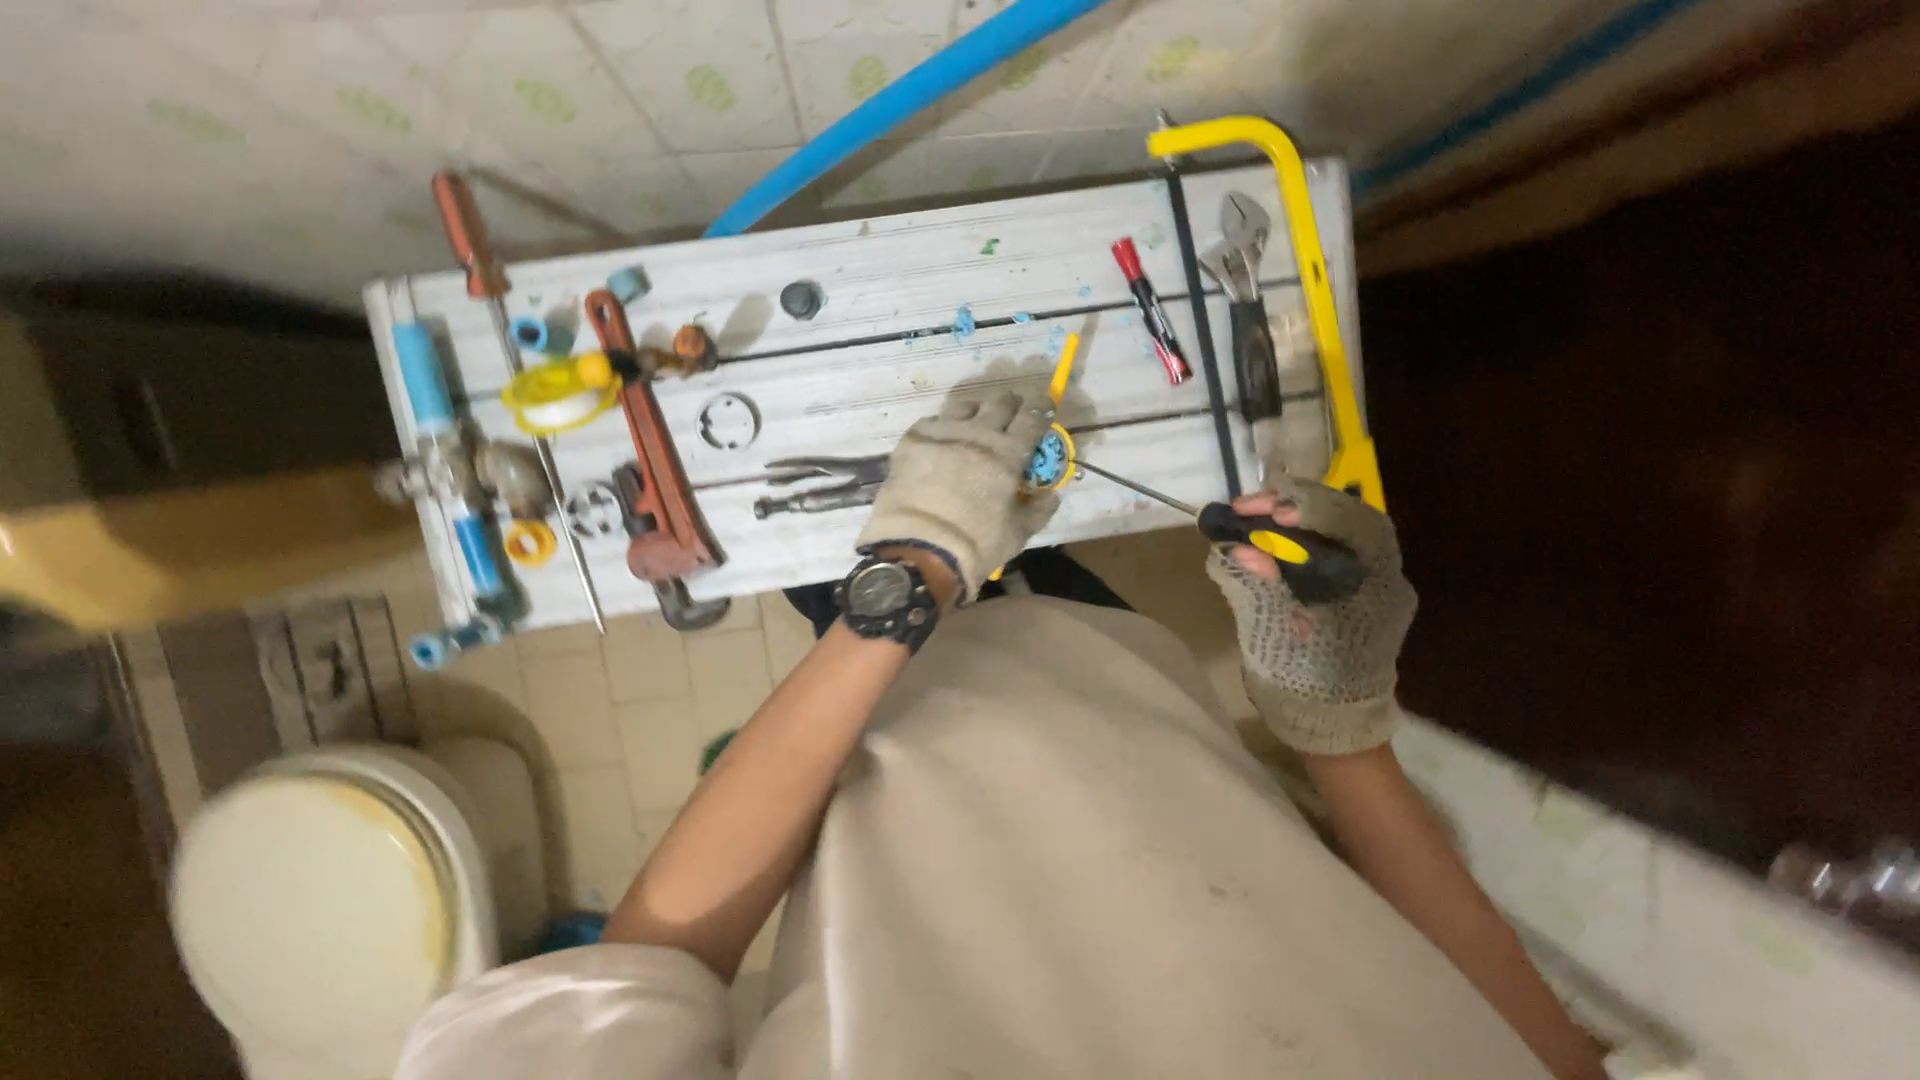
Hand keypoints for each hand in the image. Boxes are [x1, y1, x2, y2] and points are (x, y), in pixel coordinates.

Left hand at [857, 390, 1057, 601]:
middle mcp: (978, 433)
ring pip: (964, 405)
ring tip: (974, 422)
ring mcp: (942, 432)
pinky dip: (942, 427)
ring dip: (976, 410)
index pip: (1032, 417)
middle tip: (1011, 412)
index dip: (1041, 407)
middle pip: (1000, 403)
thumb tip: (1050, 495)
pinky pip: (932, 421)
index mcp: (1009, 454)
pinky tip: (940, 440)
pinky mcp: (912, 440)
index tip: (1044, 404)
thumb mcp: (1018, 534)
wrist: (919, 548)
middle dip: (1010, 403)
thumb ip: (1038, 510)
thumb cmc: (975, 543)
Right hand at [1206, 476, 1416, 755]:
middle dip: (1296, 504)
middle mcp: (1384, 575)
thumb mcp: (1280, 636)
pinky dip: (1300, 534)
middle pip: (1348, 516)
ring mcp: (1376, 579)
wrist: (1334, 724)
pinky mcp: (1358, 586)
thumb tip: (1237, 548)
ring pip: (1340, 526)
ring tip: (1254, 513)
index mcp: (1377, 586)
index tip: (1275, 513)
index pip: (1355, 526)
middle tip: (1250, 505)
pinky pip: (1332, 546)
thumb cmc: (1309, 683)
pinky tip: (1270, 533)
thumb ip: (1262, 588)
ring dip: (1296, 515)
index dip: (1313, 511)